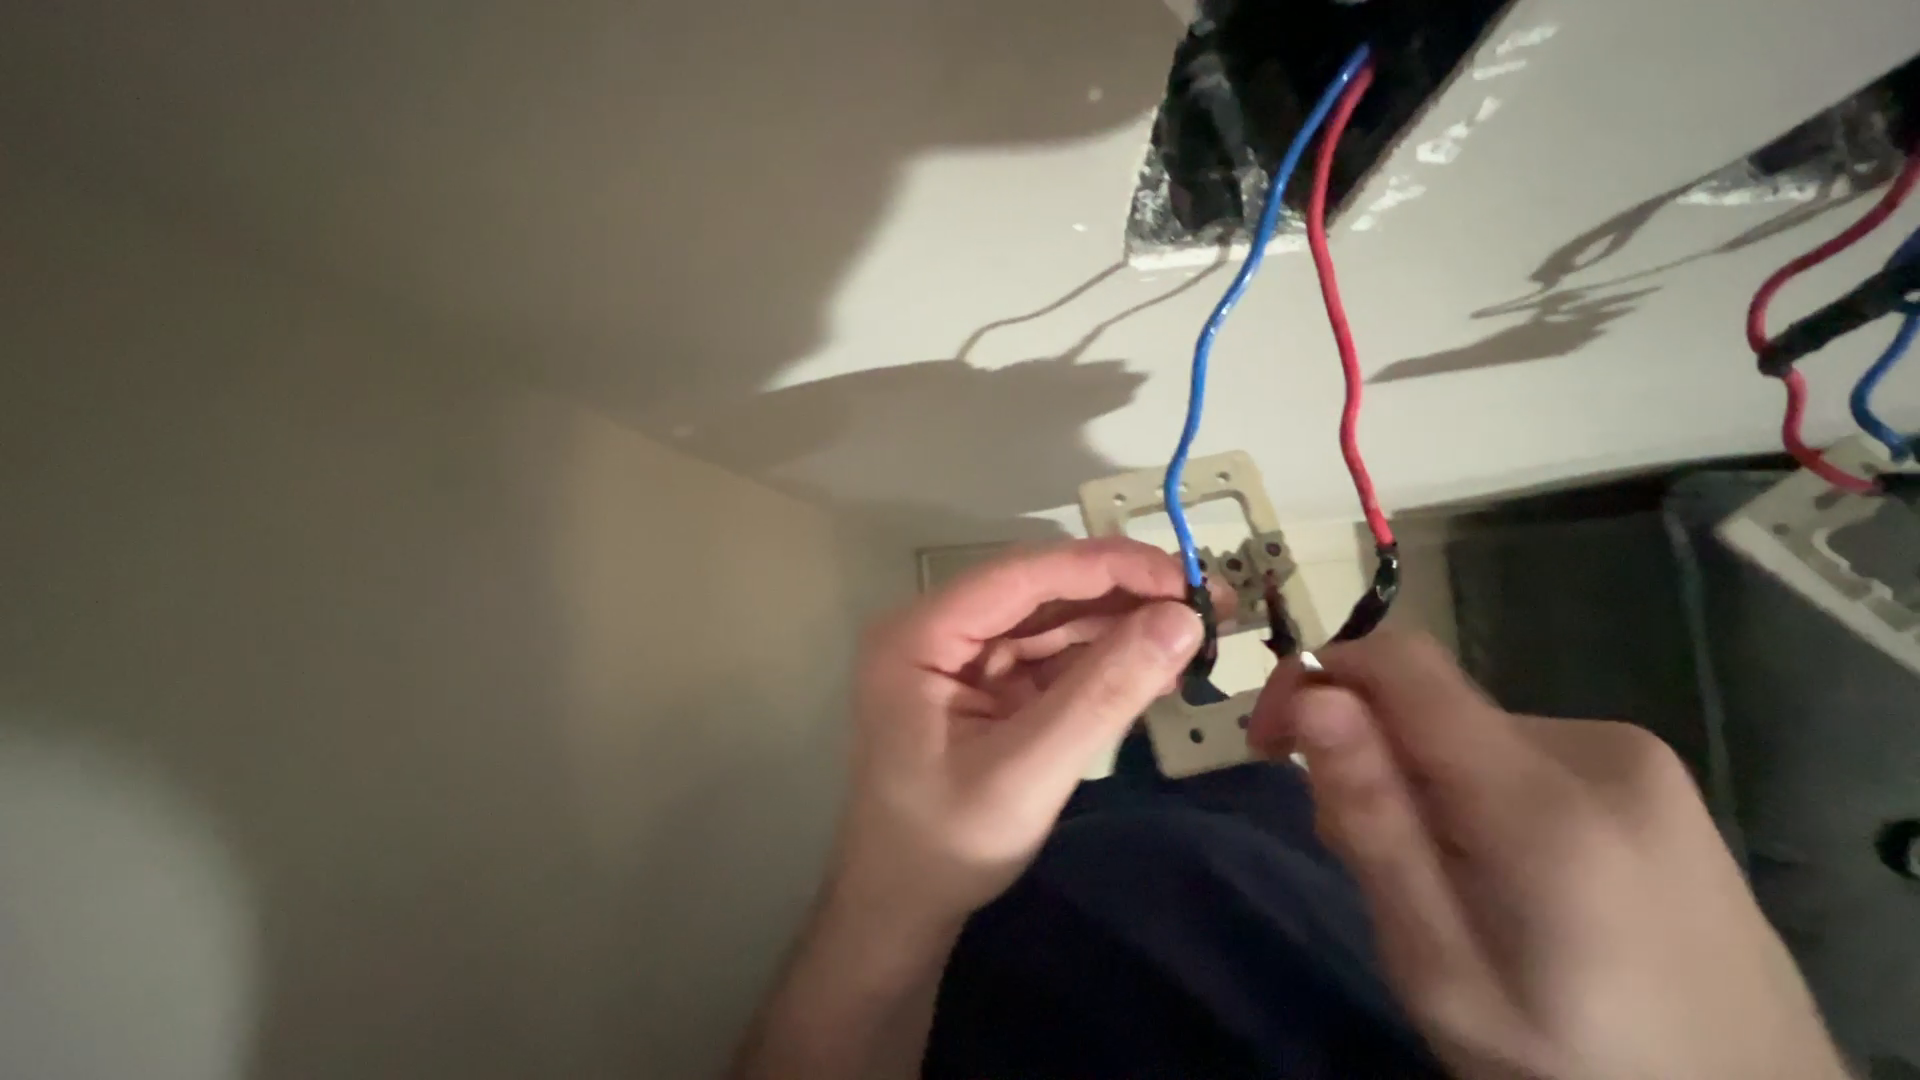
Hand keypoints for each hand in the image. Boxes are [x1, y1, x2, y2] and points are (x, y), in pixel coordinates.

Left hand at [828, 538, 1202, 939]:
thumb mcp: (1028, 773)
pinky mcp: (988, 684)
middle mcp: (938, 631)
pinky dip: (1104, 658)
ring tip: (1195, 632)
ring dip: (1121, 624)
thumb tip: (1181, 620)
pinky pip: (1052, 655)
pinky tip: (1155, 663)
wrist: (902, 904)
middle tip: (1205, 601)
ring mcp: (963, 657)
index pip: (1019, 575)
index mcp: (920, 636)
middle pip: (1040, 591)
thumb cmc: (947, 845)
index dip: (1103, 566)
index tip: (1179, 576)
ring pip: (1052, 619)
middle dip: (1122, 593)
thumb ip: (1102, 695)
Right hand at [1249, 631, 1846, 1079]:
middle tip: (1361, 856)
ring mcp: (1637, 758)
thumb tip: (1315, 698)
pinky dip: (1472, 787)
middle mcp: (1598, 750)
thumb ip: (1373, 826)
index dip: (1314, 678)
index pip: (1400, 664)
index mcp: (1544, 801)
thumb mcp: (1437, 967)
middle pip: (1425, 704)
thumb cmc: (1568, 1061)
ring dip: (1417, 777)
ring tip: (1437, 877)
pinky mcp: (1651, 773)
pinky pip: (1514, 748)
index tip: (1270, 743)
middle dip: (1363, 755)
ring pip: (1465, 729)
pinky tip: (1500, 868)